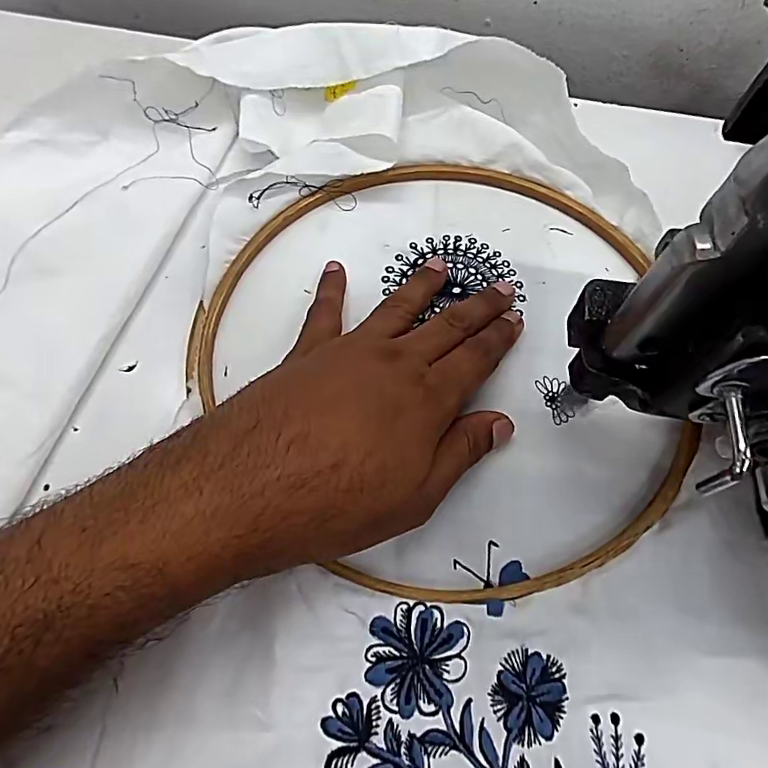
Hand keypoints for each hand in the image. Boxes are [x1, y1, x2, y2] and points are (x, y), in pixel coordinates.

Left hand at [151, 257, 521, 580]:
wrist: (254, 486)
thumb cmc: (337, 502)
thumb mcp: (415, 496)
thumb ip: (459, 453)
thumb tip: (497, 424)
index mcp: (426, 400)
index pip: (475, 359)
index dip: (498, 338)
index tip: (513, 320)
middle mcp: (394, 364)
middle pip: (446, 325)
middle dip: (477, 306)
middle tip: (498, 288)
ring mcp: (350, 352)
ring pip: (396, 308)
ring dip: (421, 284)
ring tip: (440, 265)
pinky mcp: (308, 352)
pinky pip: (325, 312)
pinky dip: (332, 289)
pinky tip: (336, 271)